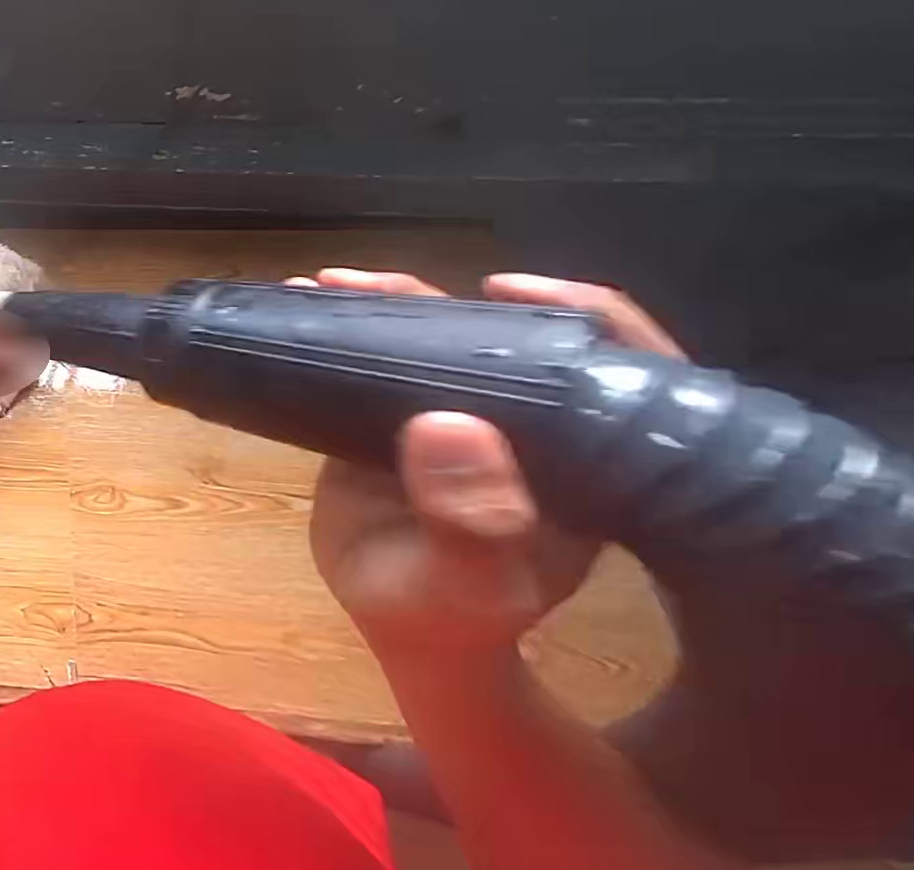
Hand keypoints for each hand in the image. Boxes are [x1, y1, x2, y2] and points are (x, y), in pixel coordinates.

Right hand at [288, 268, 683, 656]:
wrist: (402, 627)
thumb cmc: (445, 619)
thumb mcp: (466, 588)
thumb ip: (471, 523)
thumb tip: (449, 424)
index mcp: (578, 456)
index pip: (607, 362)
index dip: (569, 312)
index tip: (498, 288)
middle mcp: (525, 424)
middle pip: (496, 336)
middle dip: (433, 300)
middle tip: (365, 285)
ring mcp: (461, 419)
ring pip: (433, 344)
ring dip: (379, 310)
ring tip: (322, 288)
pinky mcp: (405, 421)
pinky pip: (384, 368)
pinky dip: (346, 339)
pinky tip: (307, 317)